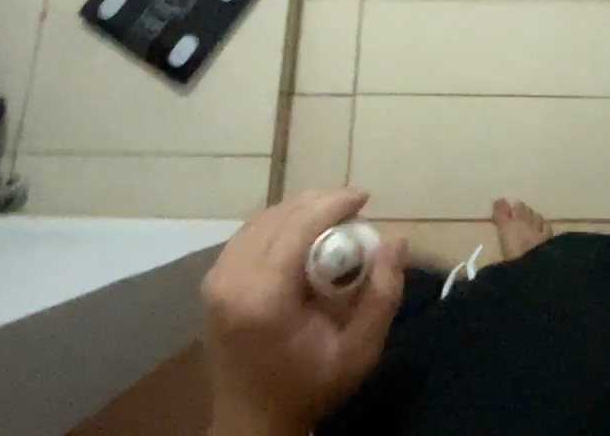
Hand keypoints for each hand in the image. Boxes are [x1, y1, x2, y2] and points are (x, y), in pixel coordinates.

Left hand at [202, 188, 408, 434]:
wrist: (252, 424)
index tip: (364, 196)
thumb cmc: (308, 387)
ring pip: (261, 220)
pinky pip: (248, 234)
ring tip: (333, 212)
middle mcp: (231, 280)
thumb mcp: (358, 353)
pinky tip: (302, 227)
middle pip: (279, 217)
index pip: (298, 227)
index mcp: (262, 298)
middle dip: (319, 202)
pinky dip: (279, 222)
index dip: (332, 203)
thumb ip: (381, 295)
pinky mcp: (213, 282)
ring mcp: (216, 279)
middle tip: (354, 203)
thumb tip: (396, 241)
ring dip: (299, 209)